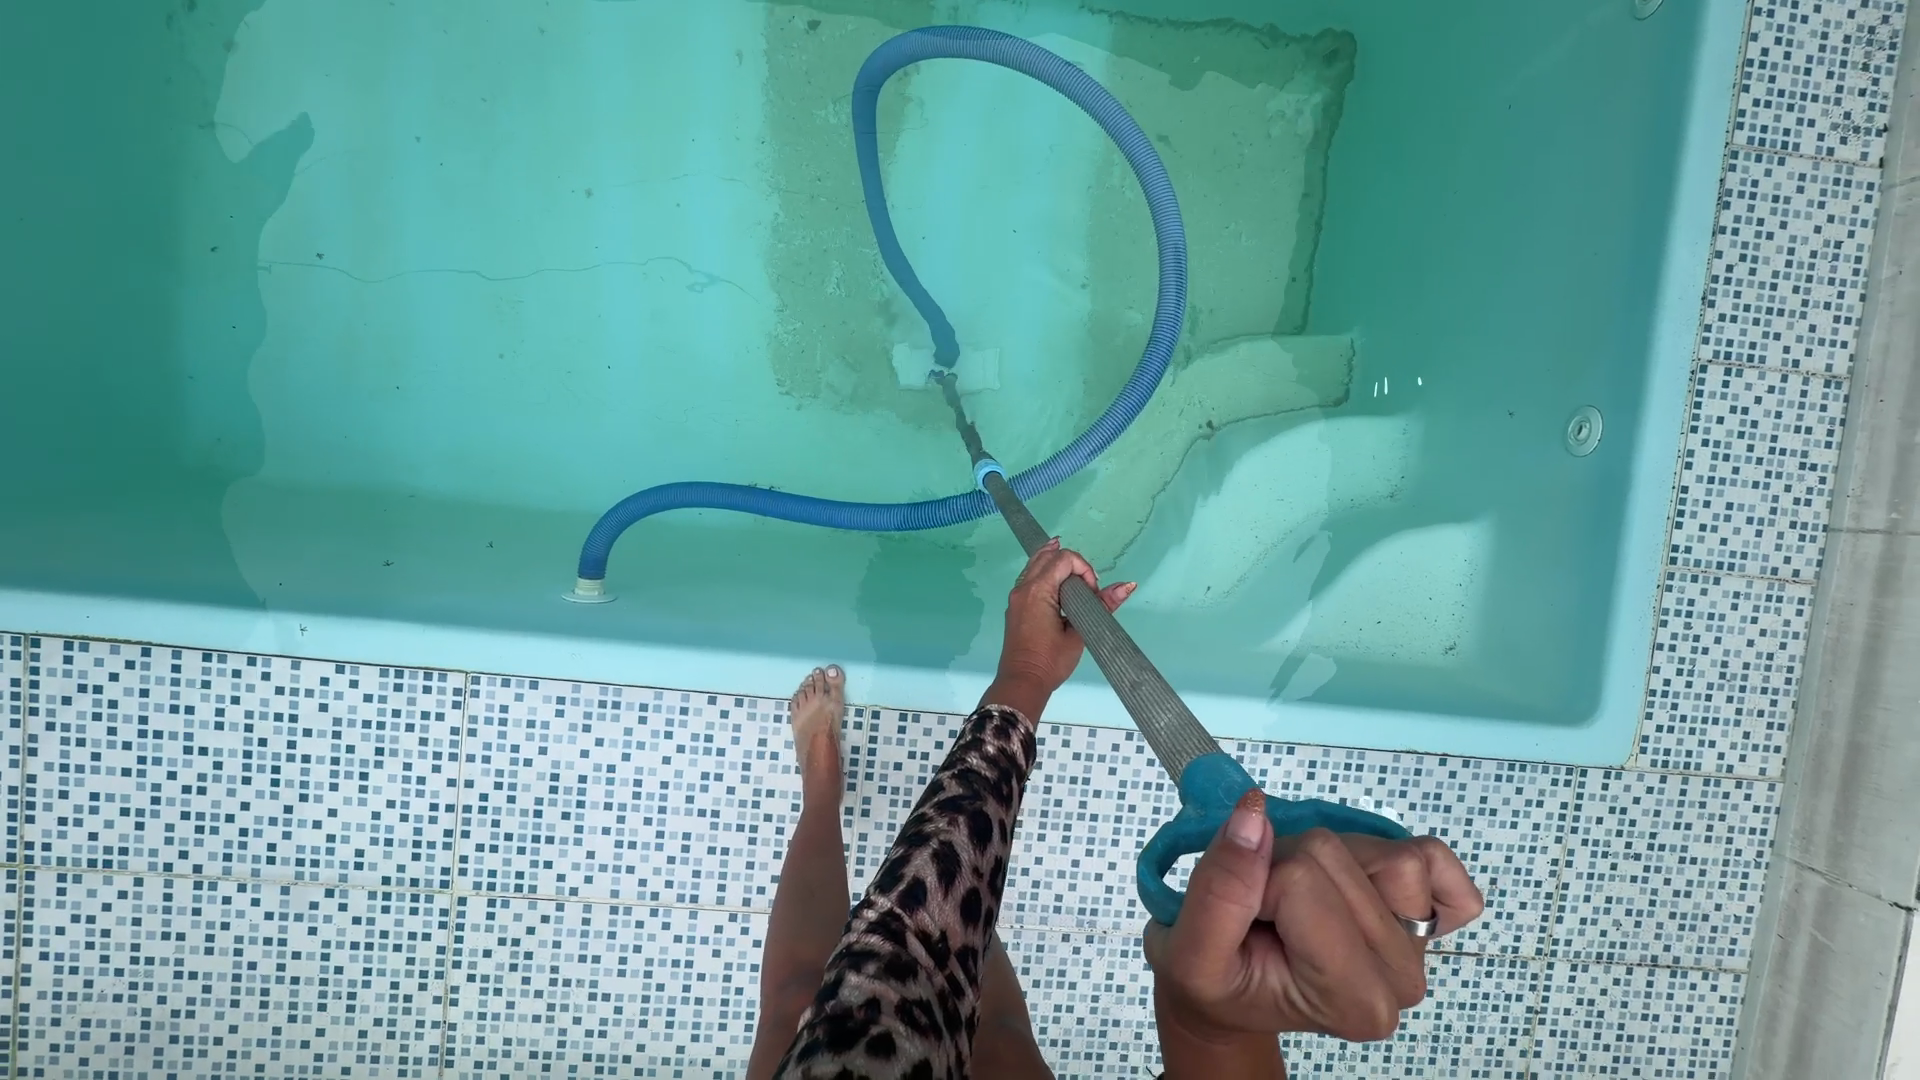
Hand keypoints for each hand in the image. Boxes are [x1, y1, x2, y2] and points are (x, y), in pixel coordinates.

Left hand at [993, 539, 1134, 699]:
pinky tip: (1058, 579)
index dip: (1084, 569)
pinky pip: (1030, 577)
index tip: (1092, 592)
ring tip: (1076, 571)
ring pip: (1035, 564)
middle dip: (1071, 563)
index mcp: (1038, 591)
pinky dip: (1045, 572)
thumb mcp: (1080, 633)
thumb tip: (1128, 585)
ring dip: (1056, 563)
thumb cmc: (1051, 661)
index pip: (1064, 559)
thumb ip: (1103, 605)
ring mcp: (1016, 595)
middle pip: (1047, 556)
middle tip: (1087, 585)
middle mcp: (1023, 587)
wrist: (1022, 682)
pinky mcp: (1015, 605)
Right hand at [1144, 791, 1482, 1066]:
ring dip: (1321, 854)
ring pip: (1376, 849)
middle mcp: (1401, 979)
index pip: (1299, 880)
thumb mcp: (1189, 950)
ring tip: (1291, 893)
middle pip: (1333, 857)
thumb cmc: (1212, 979)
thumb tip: (1254, 810)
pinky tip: (1357, 877)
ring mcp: (1419, 947)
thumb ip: (1220, 888)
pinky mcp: (1426, 918)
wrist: (1233, 994)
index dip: (1252, 879)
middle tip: (1258, 906)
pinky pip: (1435, 860)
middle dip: (1279, 862)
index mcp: (1352, 999)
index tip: (1240, 917)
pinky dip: (1392, 852)